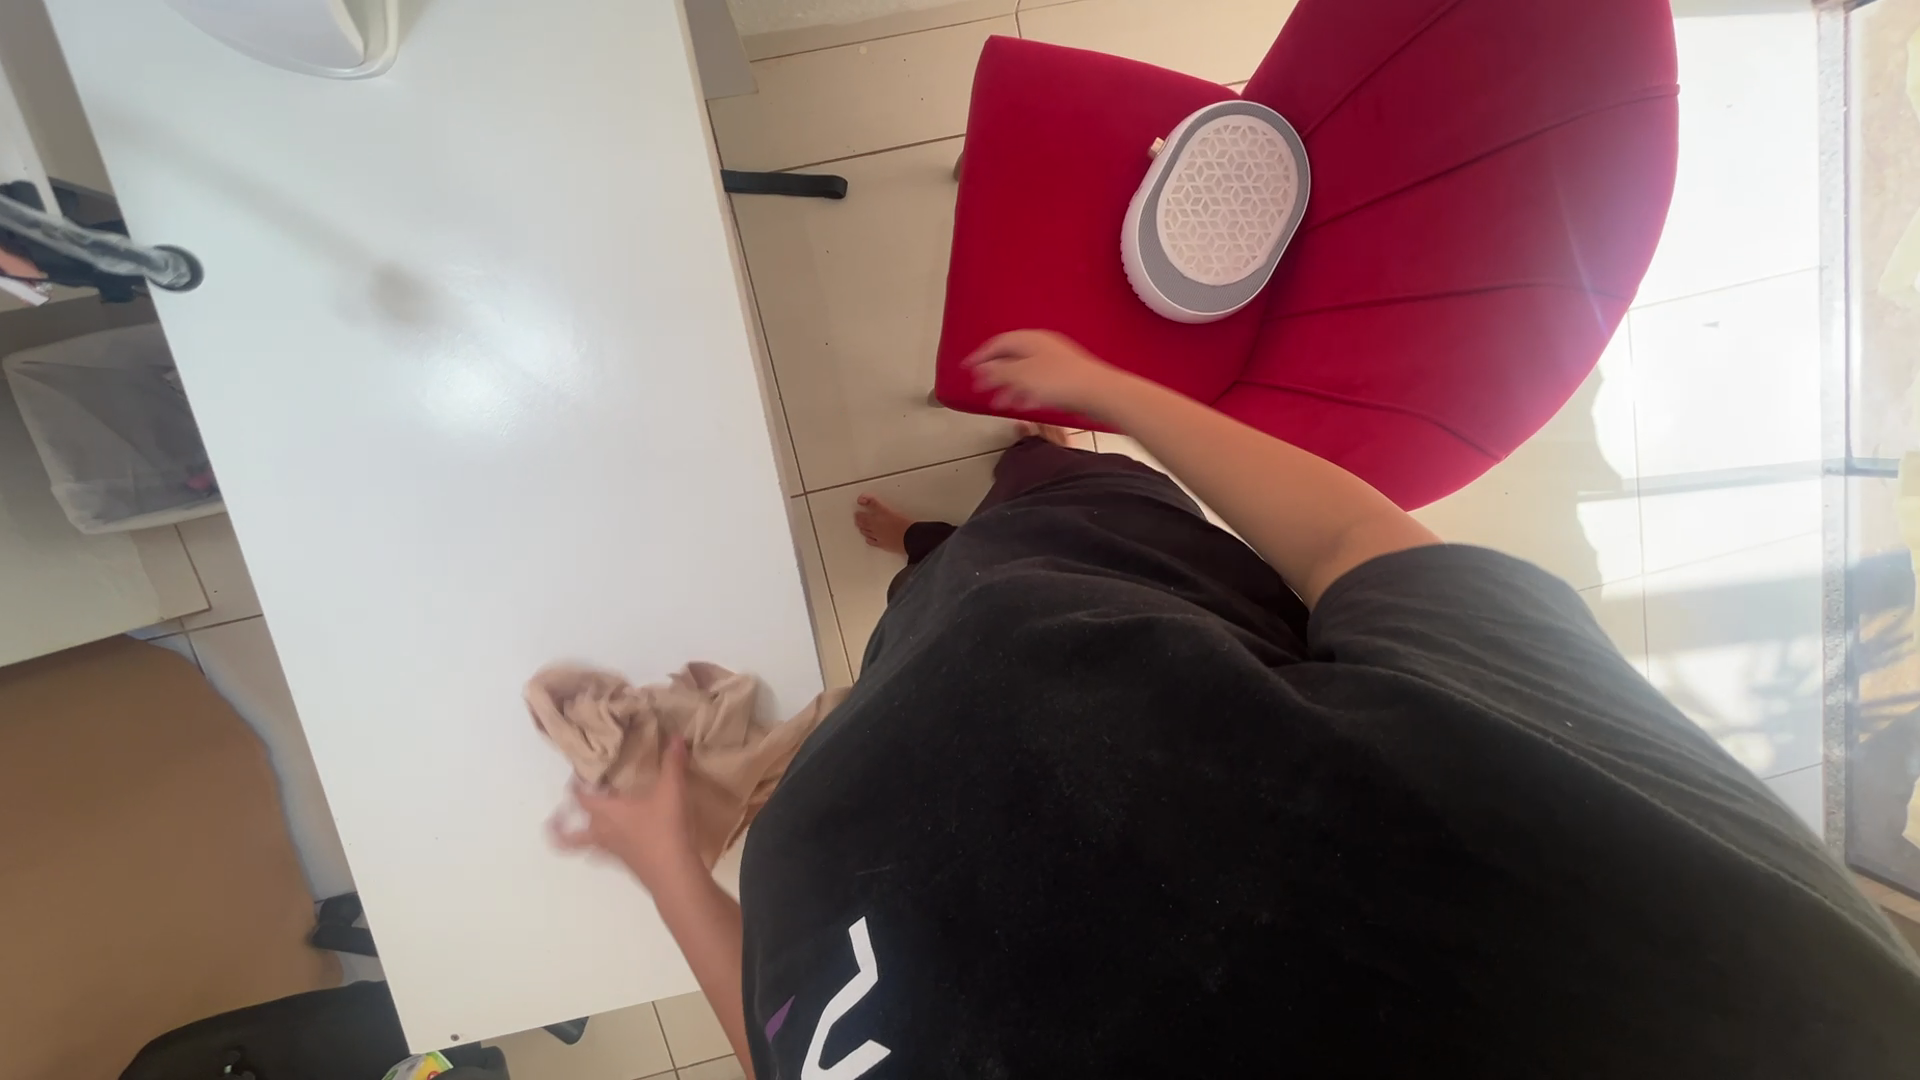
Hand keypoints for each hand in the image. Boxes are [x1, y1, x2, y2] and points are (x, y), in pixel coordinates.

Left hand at [551, 736, 705, 895]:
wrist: (672, 871)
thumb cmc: (665, 827)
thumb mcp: (672, 789)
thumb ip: (672, 763)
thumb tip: (675, 736)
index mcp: (607, 812)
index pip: (580, 798)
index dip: (574, 787)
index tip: (576, 776)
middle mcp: (602, 832)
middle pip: (568, 833)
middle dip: (559, 824)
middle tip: (556, 815)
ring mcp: (611, 851)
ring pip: (584, 847)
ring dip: (577, 838)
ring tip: (578, 830)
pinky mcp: (624, 864)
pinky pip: (603, 855)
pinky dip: (600, 847)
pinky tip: (612, 842)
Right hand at [963, 330, 1134, 418]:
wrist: (1098, 393)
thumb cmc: (1058, 381)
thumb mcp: (1022, 376)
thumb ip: (999, 372)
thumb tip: (982, 369)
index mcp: (1030, 340)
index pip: (998, 344)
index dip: (981, 356)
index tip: (966, 369)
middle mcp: (1042, 346)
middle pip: (1011, 357)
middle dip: (994, 373)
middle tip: (980, 387)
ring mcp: (1055, 362)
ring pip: (1024, 373)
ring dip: (1008, 387)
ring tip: (998, 402)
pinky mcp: (1065, 378)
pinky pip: (1038, 384)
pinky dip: (1025, 393)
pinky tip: (1022, 406)